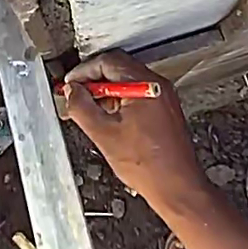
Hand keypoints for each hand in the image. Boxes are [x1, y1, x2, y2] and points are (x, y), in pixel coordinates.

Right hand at [61, 52, 208, 212]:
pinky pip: (137, 93)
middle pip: (118, 67)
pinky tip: (107, 117)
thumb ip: (82, 108)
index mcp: (145, 85)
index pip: (108, 61)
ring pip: (127, 81)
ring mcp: (163, 97)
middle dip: (93, 80)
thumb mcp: (103, 134)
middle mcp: (158, 86)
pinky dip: (119, 100)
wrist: (177, 187)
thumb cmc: (149, 166)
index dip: (83, 71)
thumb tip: (71, 91)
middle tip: (76, 94)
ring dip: (105, 91)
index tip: (70, 84)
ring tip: (88, 108)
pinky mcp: (164, 109)